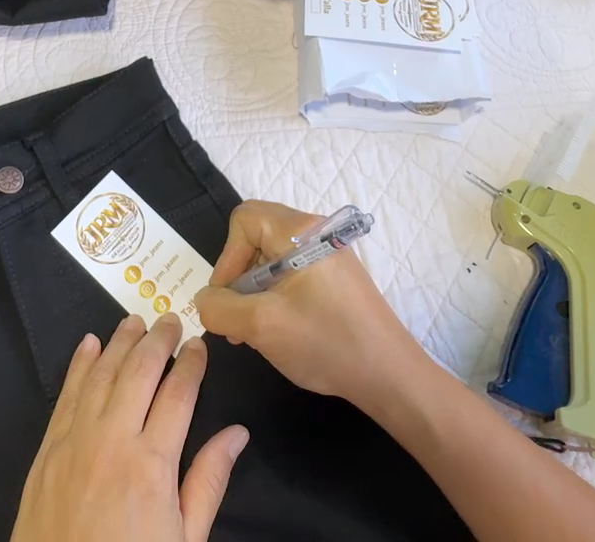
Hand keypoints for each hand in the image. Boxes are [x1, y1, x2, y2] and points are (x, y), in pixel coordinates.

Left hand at [11, 314, 249, 541]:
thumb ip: (208, 482)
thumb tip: (237, 434)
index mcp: (153, 464)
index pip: (178, 394)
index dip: (191, 363)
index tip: (199, 343)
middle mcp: (113, 441)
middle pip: (139, 372)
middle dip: (158, 341)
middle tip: (170, 320)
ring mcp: (74, 443)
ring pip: (101, 375)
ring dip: (119, 343)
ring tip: (134, 322)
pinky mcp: (46, 452)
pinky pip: (65, 396)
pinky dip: (79, 365)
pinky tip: (88, 345)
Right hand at [194, 200, 427, 408]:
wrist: (390, 375)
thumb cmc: (326, 342)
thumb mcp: (261, 326)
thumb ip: (220, 308)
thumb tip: (204, 300)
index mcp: (300, 231)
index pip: (243, 219)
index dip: (226, 257)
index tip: (226, 298)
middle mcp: (315, 232)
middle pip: (256, 236)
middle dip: (238, 277)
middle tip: (235, 320)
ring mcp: (329, 254)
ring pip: (272, 258)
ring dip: (254, 291)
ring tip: (253, 332)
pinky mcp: (336, 277)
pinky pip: (291, 273)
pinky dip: (275, 296)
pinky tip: (278, 331)